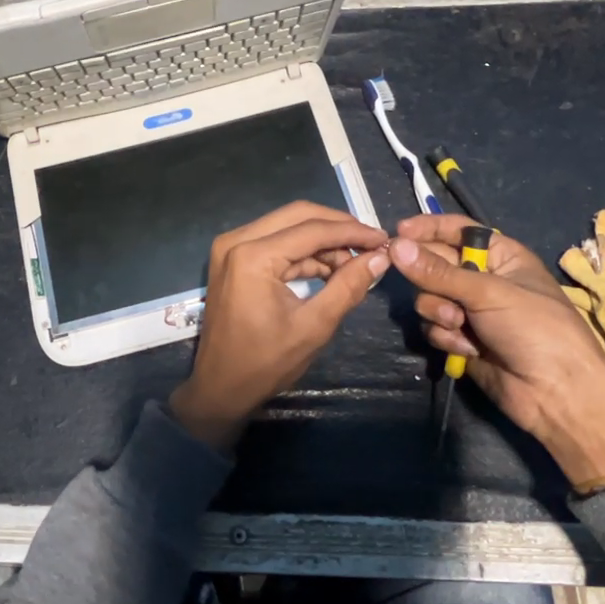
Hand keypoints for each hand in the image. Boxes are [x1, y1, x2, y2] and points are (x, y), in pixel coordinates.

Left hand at [169, 202, 389, 449]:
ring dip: (322, 240)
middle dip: (338, 228)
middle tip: (371, 244)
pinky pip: (275, 242)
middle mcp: (236, 240)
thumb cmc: (265, 363)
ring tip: (355, 262)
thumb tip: (381, 257)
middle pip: (298, 216)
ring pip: (287, 226)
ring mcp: (231, 247)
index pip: (312, 230)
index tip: (384, 239)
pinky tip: (330, 269)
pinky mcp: (233, 258)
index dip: (352, 232)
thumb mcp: (314, 326)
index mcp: (252, 255)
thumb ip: (348, 287)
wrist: (220, 388)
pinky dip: (303, 252)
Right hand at [391, 215, 604, 490]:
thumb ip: (438, 272)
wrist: (555, 392)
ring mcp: (471, 311)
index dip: (428, 229)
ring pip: (429, 298)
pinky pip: (434, 327)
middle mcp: (483, 280)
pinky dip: (445, 336)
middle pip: (435, 264)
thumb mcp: (488, 293)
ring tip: (457, 325)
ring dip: (438, 311)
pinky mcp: (461, 339)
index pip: (457, 230)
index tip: (399, 232)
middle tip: (431, 289)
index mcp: (501, 256)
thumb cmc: (534, 328)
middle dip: (431, 279)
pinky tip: (465, 348)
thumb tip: (395, 246)